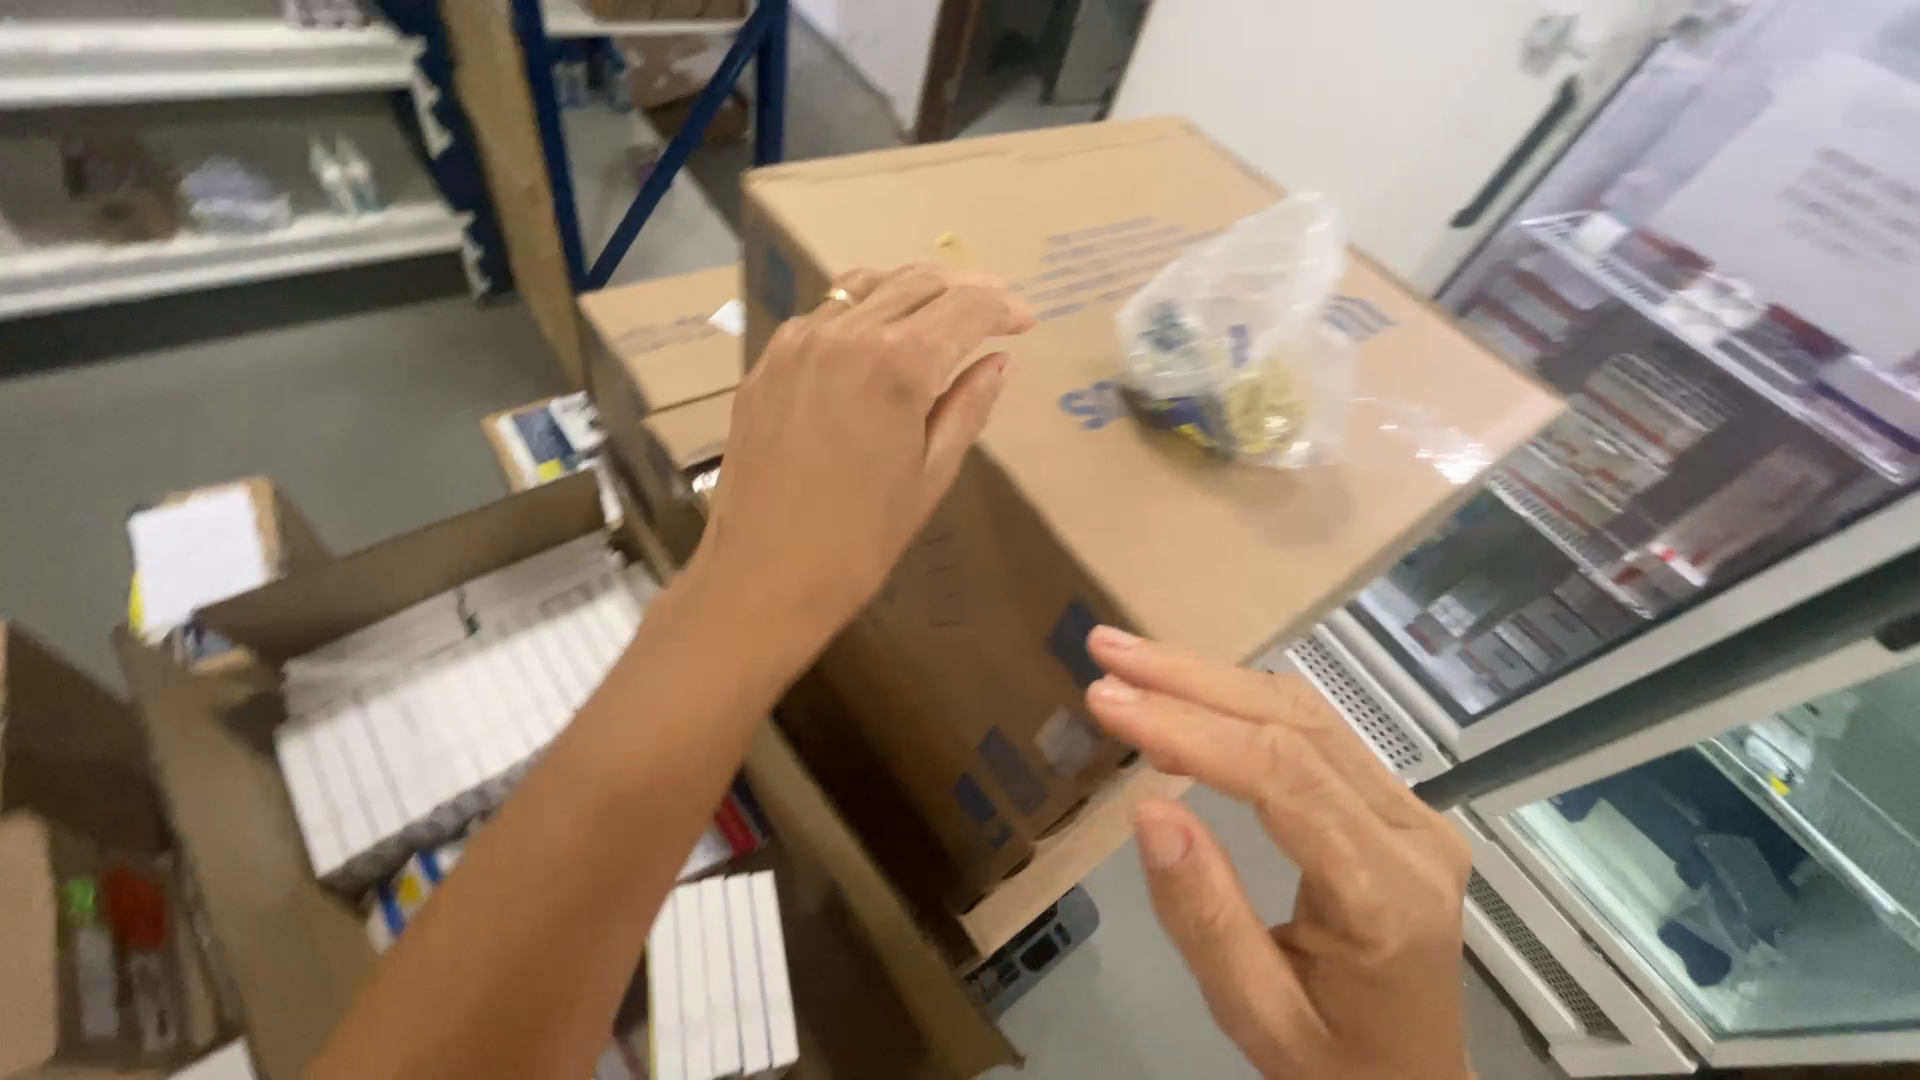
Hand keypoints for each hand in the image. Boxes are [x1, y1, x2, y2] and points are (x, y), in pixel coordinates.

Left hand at [688, 265, 1033, 644]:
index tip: (1024, 322)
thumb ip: (968, 406)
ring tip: (936, 316)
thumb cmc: (862, 539)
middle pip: (915, 283)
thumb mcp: (931, 474)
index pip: (965, 308)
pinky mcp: (766, 363)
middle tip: (991, 310)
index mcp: (899, 363)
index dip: (1002, 308)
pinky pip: (821, 317)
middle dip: (962, 290)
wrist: (764, 575)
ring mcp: (797, 343)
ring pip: (864, 287)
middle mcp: (846, 334)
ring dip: (909, 292)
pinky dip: (858, 314)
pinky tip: (872, 343)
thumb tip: (997, 361)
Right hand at [1082, 626, 1472, 1079]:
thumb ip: (1205, 916)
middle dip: (1188, 680)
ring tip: (1132, 661)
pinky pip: (1312, 730)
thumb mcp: (1255, 1015)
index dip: (1187, 727)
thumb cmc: (1331, 1062)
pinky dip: (1237, 702)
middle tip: (1106, 652)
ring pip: (1302, 712)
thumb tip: (1148, 808)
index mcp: (1385, 892)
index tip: (1107, 699)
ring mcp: (1410, 809)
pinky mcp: (1393, 802)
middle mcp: (1411, 831)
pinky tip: (1184, 699)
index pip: (1280, 775)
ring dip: (1209, 678)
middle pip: (1293, 723)